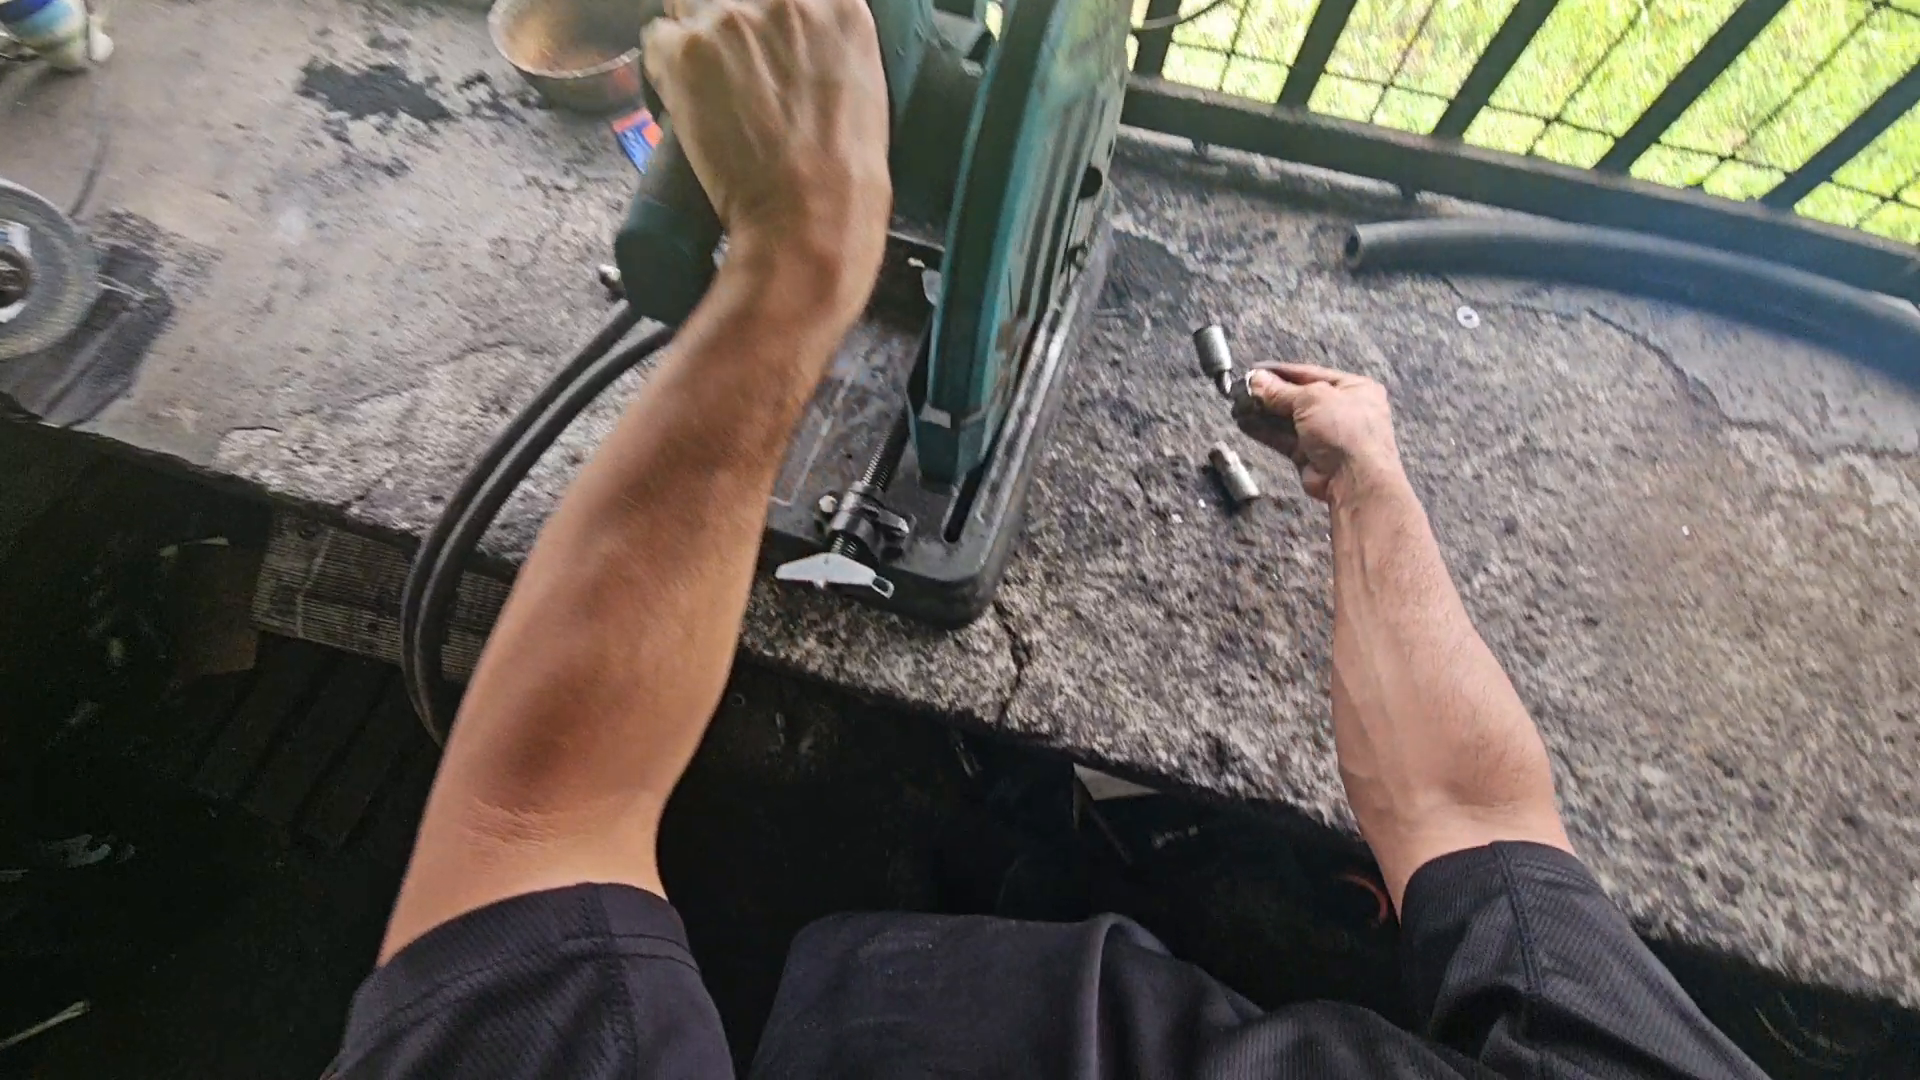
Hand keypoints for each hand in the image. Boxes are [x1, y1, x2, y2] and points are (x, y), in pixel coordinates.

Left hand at [643, 0, 891, 318]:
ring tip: (715, 103)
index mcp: (843, 9)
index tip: (769, 56)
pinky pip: (658, 40)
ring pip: (692, 8)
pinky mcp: (689, 50)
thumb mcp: (864, 102)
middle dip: (734, 34)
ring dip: (698, 49)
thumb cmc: (846, 190)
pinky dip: (668, 75)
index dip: (770, 23)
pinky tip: (693, 113)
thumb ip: (829, 57)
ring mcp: (734, 19)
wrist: (811, 227)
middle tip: (741, 87)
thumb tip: (800, 58)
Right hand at [1235, 363, 1402, 503]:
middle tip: (1241, 390)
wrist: (1353, 478)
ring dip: (1261, 413)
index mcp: (1351, 387)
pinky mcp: (1308, 454)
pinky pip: (1282, 438)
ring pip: (1286, 419)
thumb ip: (1280, 391)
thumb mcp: (1312, 399)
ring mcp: (1323, 433)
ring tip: (1237, 406)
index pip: (1309, 374)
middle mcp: (1339, 409)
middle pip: (1295, 397)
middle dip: (1267, 394)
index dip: (1280, 372)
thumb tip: (1255, 379)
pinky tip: (1244, 423)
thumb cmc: (1345, 430)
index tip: (1254, 370)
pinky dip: (1263, 431)